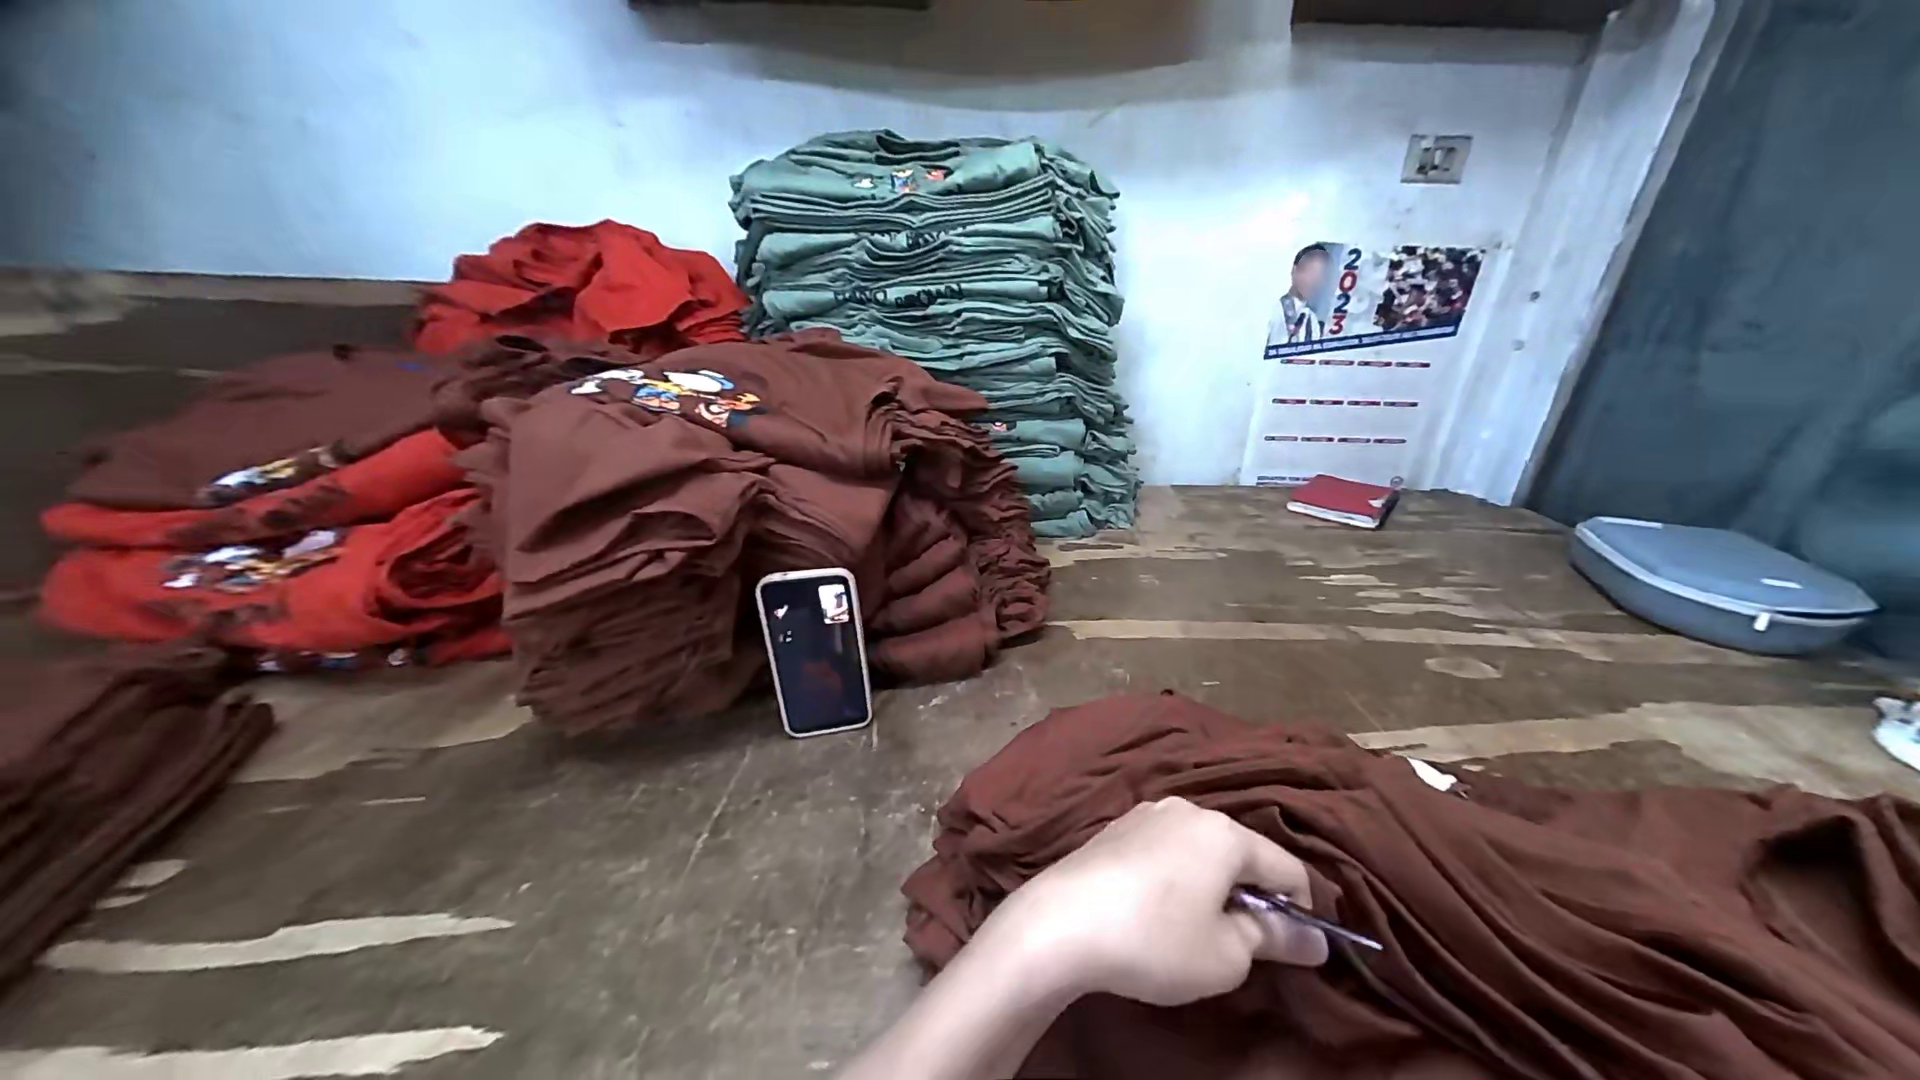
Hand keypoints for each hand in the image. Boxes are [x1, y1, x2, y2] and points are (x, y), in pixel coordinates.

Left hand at [977, 796, 1328, 1006]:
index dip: (1306, 909)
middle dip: (1256, 894)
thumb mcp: (1226, 953)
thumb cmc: (1155, 938)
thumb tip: (1312, 938)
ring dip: (1214, 883)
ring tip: (1205, 927)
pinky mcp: (1115, 827)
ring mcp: (1145, 814)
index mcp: (1222, 831)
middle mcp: (1185, 809)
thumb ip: (1273, 939)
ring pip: (1200, 848)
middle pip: (1240, 852)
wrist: (1061, 921)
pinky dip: (1179, 875)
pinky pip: (1166, 849)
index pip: (1287, 866)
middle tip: (1253, 944)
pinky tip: (1163, 907)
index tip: (1307, 947)